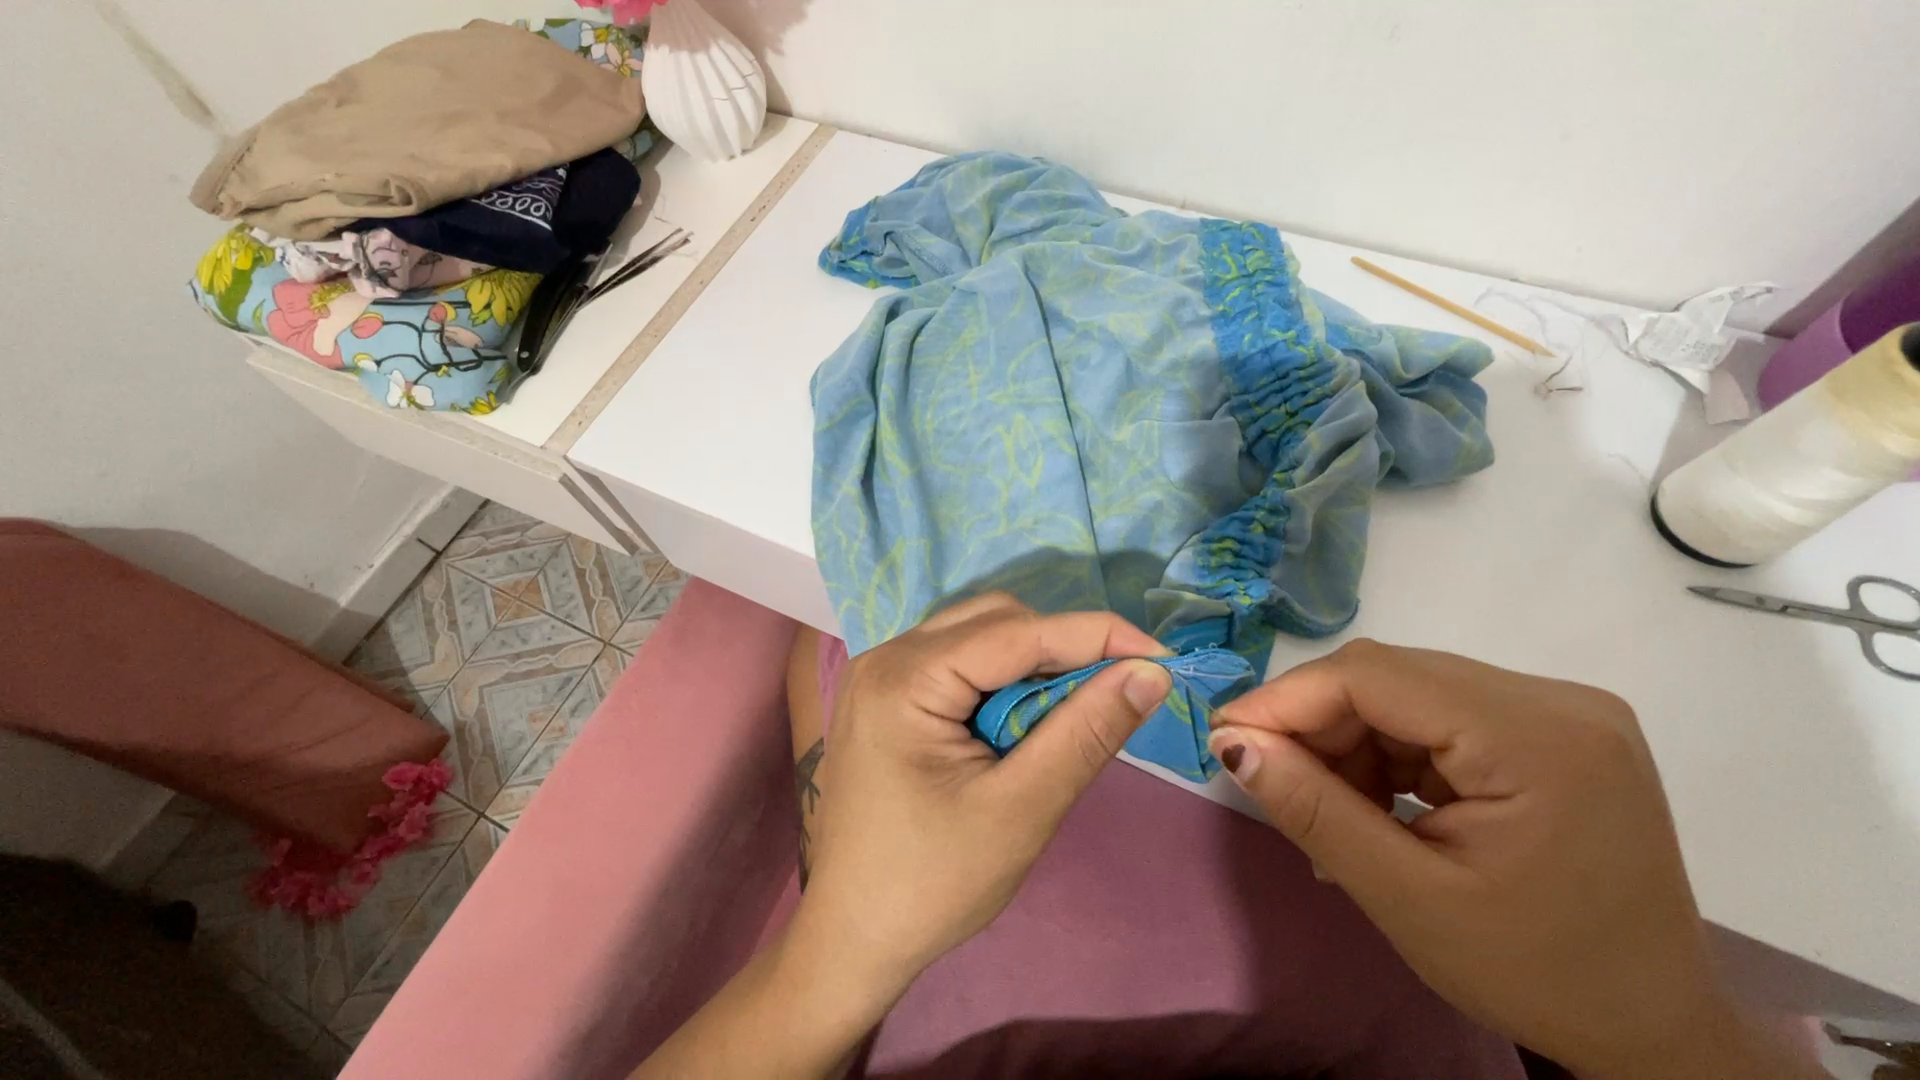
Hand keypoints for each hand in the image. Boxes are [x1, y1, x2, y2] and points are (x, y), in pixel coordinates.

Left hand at [792, 593, 1172, 999]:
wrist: (853, 939)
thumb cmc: (932, 883)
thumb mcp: (1021, 810)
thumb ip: (1085, 733)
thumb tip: (1150, 673)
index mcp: (904, 679)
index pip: (1017, 631)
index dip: (1097, 635)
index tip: (1164, 657)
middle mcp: (886, 657)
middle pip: (996, 621)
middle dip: (1063, 649)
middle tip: (1116, 695)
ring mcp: (881, 675)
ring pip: (980, 635)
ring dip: (1035, 663)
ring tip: (1073, 713)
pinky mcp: (888, 697)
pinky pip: (960, 662)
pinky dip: (1004, 680)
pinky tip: (1026, 721)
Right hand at [1206, 640, 1820, 1079]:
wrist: (1652, 1027)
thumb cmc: (1532, 972)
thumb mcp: (1406, 897)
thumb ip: (1313, 810)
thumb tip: (1230, 743)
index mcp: (1537, 739)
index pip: (1377, 675)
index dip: (1288, 697)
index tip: (1224, 737)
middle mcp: (1558, 701)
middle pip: (1393, 677)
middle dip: (1317, 723)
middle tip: (1270, 779)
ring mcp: (1563, 710)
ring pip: (1410, 691)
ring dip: (1351, 739)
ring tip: (1329, 808)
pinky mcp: (1555, 729)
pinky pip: (1441, 715)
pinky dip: (1391, 751)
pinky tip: (1376, 803)